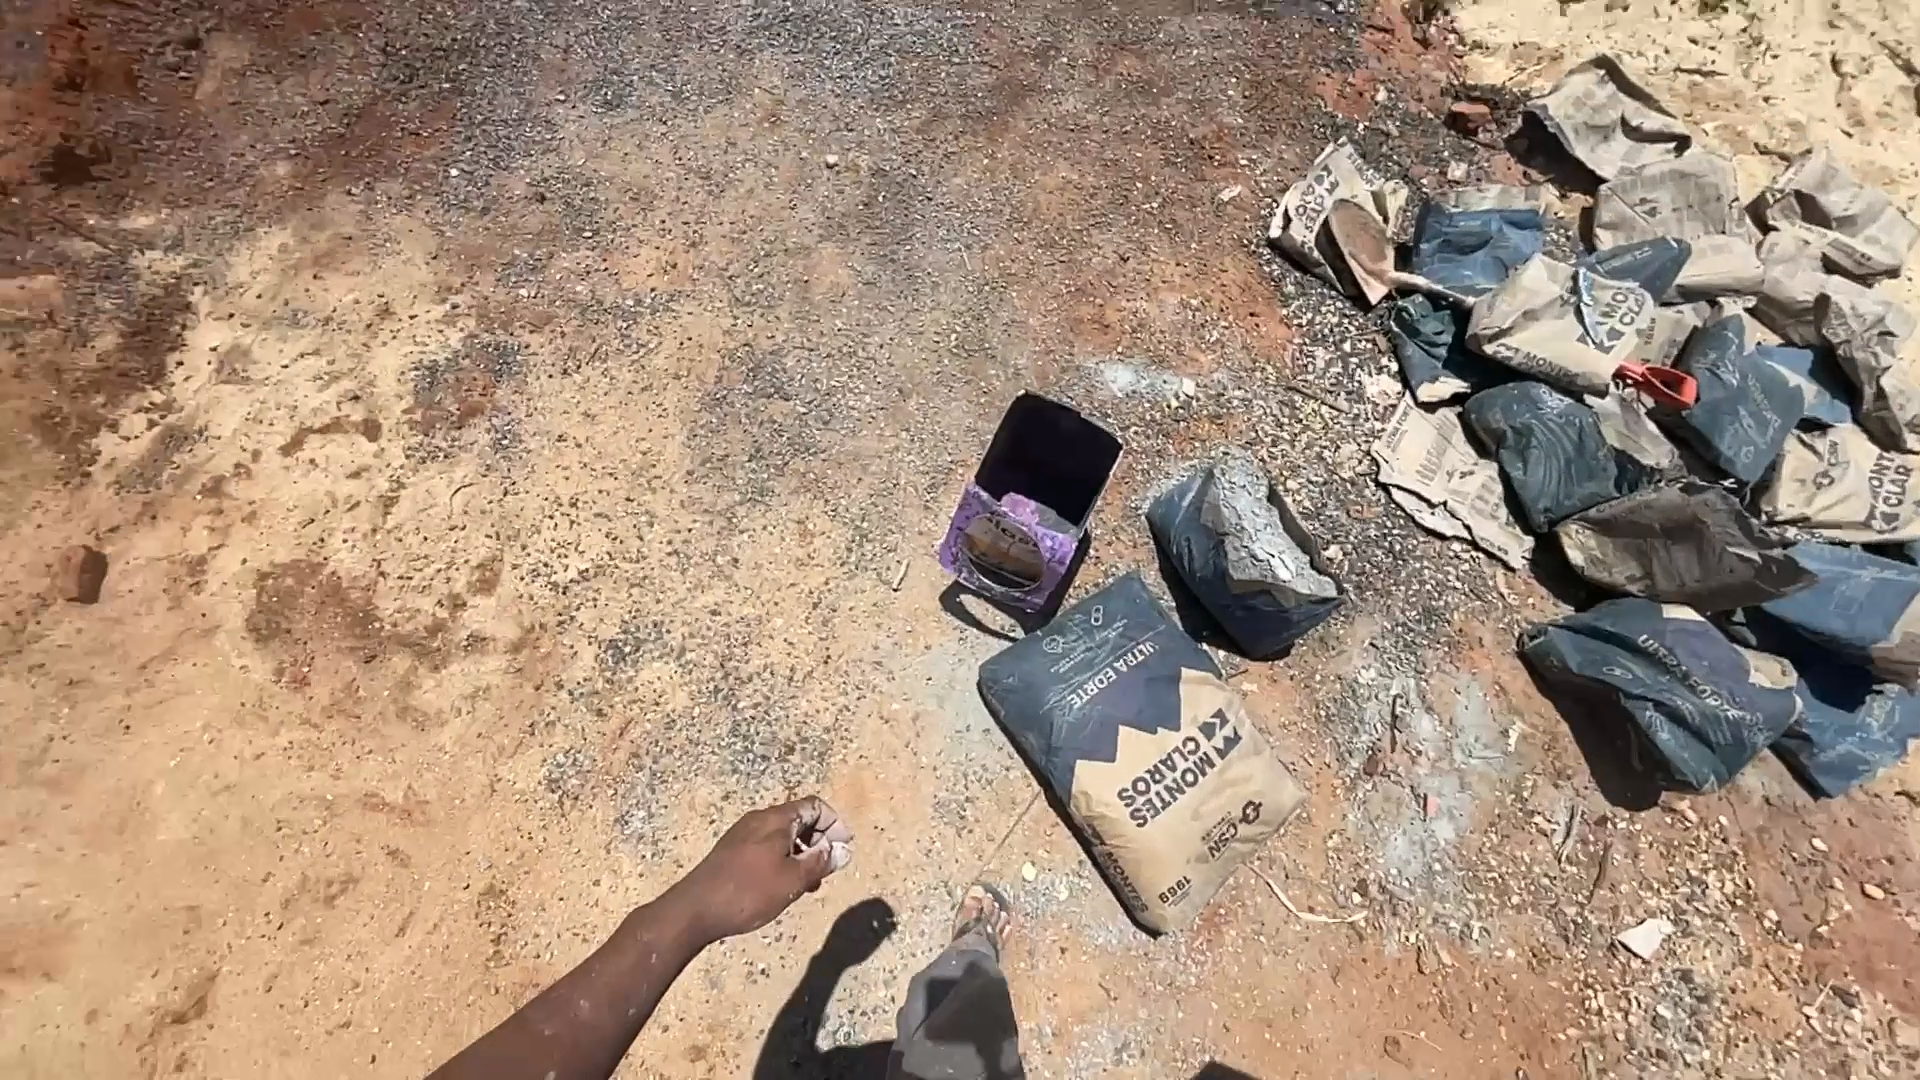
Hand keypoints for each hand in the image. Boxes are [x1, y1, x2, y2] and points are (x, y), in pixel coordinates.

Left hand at [663, 796, 852, 942]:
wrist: (692, 911)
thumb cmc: (747, 892)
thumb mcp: (792, 880)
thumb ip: (821, 862)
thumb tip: (843, 850)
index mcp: (776, 818)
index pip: (816, 806)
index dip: (835, 824)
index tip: (843, 849)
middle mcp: (760, 818)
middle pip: (800, 818)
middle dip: (819, 840)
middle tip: (827, 868)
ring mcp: (743, 834)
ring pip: (783, 835)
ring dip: (802, 853)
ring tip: (807, 883)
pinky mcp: (731, 851)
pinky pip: (767, 846)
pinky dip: (783, 859)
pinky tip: (781, 885)